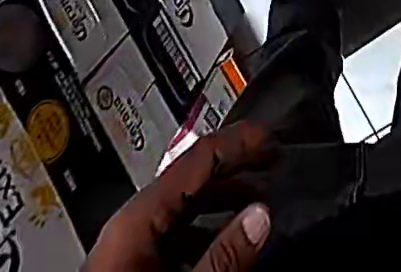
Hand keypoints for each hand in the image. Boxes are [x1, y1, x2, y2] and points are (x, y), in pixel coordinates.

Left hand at [84, 121, 274, 271]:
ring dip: (225, 201)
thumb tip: (261, 216)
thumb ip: (223, 257)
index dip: (242, 143)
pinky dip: (207, 230)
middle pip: (192, 177)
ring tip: (257, 209)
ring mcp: (126, 251)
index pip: (199, 156)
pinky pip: (174, 235)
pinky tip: (226, 247)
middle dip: (238, 171)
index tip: (274, 142)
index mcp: (137, 220)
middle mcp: (129, 227)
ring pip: (184, 207)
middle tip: (274, 169)